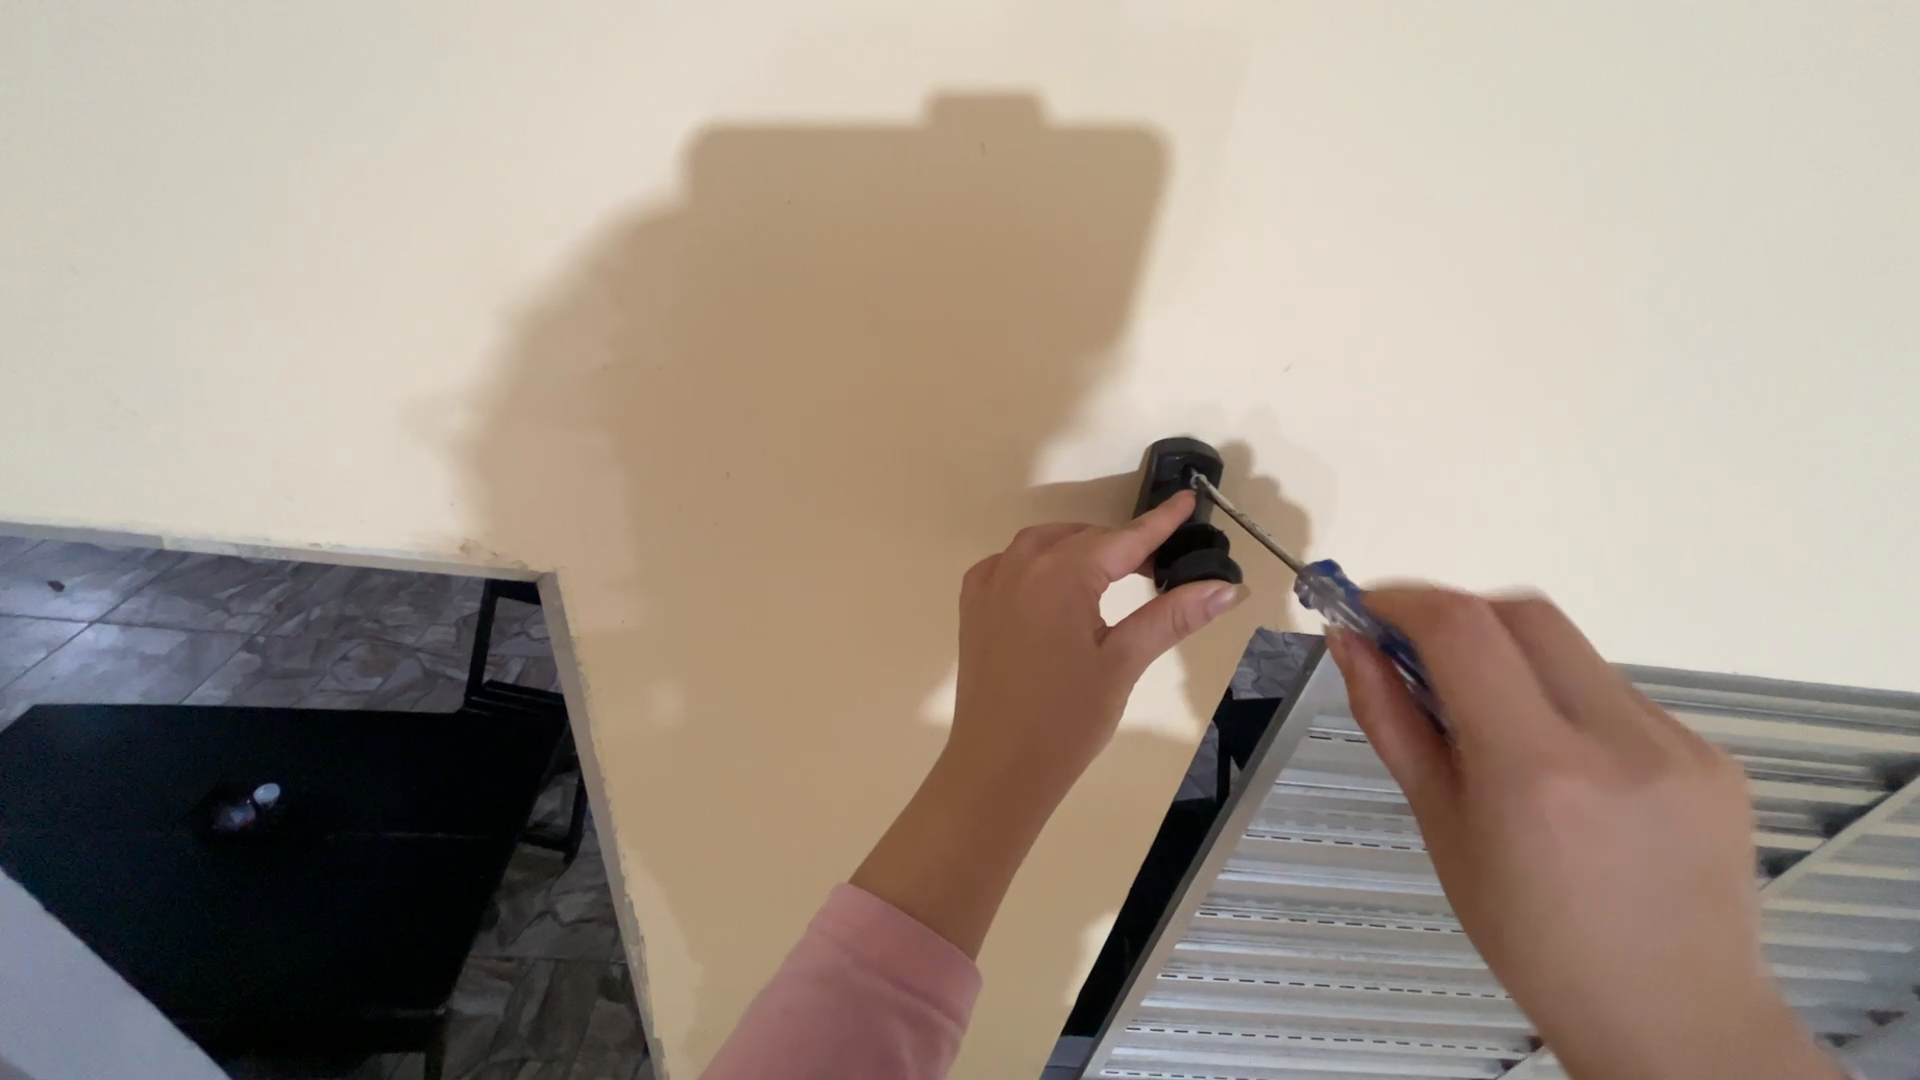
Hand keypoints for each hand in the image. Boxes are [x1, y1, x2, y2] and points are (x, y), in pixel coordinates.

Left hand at [943, 490, 1244, 802]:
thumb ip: (1171, 617)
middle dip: (1121, 545)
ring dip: (1078, 549)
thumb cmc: (1066, 720)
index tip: (1188, 500)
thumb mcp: (1124, 663)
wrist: (997, 767)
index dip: (1160, 522)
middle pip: (1082, 539)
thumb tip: (1225, 587)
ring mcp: (989, 584)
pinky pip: (1009, 564)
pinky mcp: (973, 605)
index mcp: (1060, 576)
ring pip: (1042, 545)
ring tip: (1112, 575)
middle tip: (1158, 568)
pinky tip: (1055, 589)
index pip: (1123, 539)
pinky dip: (1038, 563)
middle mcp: (1020, 566)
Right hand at [1328, 589, 1841, 1079]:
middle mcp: (1619, 739)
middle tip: (1414, 653)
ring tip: (1483, 718)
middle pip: (1522, 613)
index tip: (1367, 610)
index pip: (1463, 630)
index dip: (1403, 601)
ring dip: (1506, 656)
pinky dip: (1556, 693)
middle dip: (1454, 615)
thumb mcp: (1435, 820)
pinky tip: (1552, 756)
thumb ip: (1389, 717)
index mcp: (1536, 769)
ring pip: (1568, 648)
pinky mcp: (1712, 753)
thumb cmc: (1522, 930)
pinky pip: (1611, 689)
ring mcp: (1680, 743)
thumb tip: (1349, 642)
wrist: (1671, 1014)